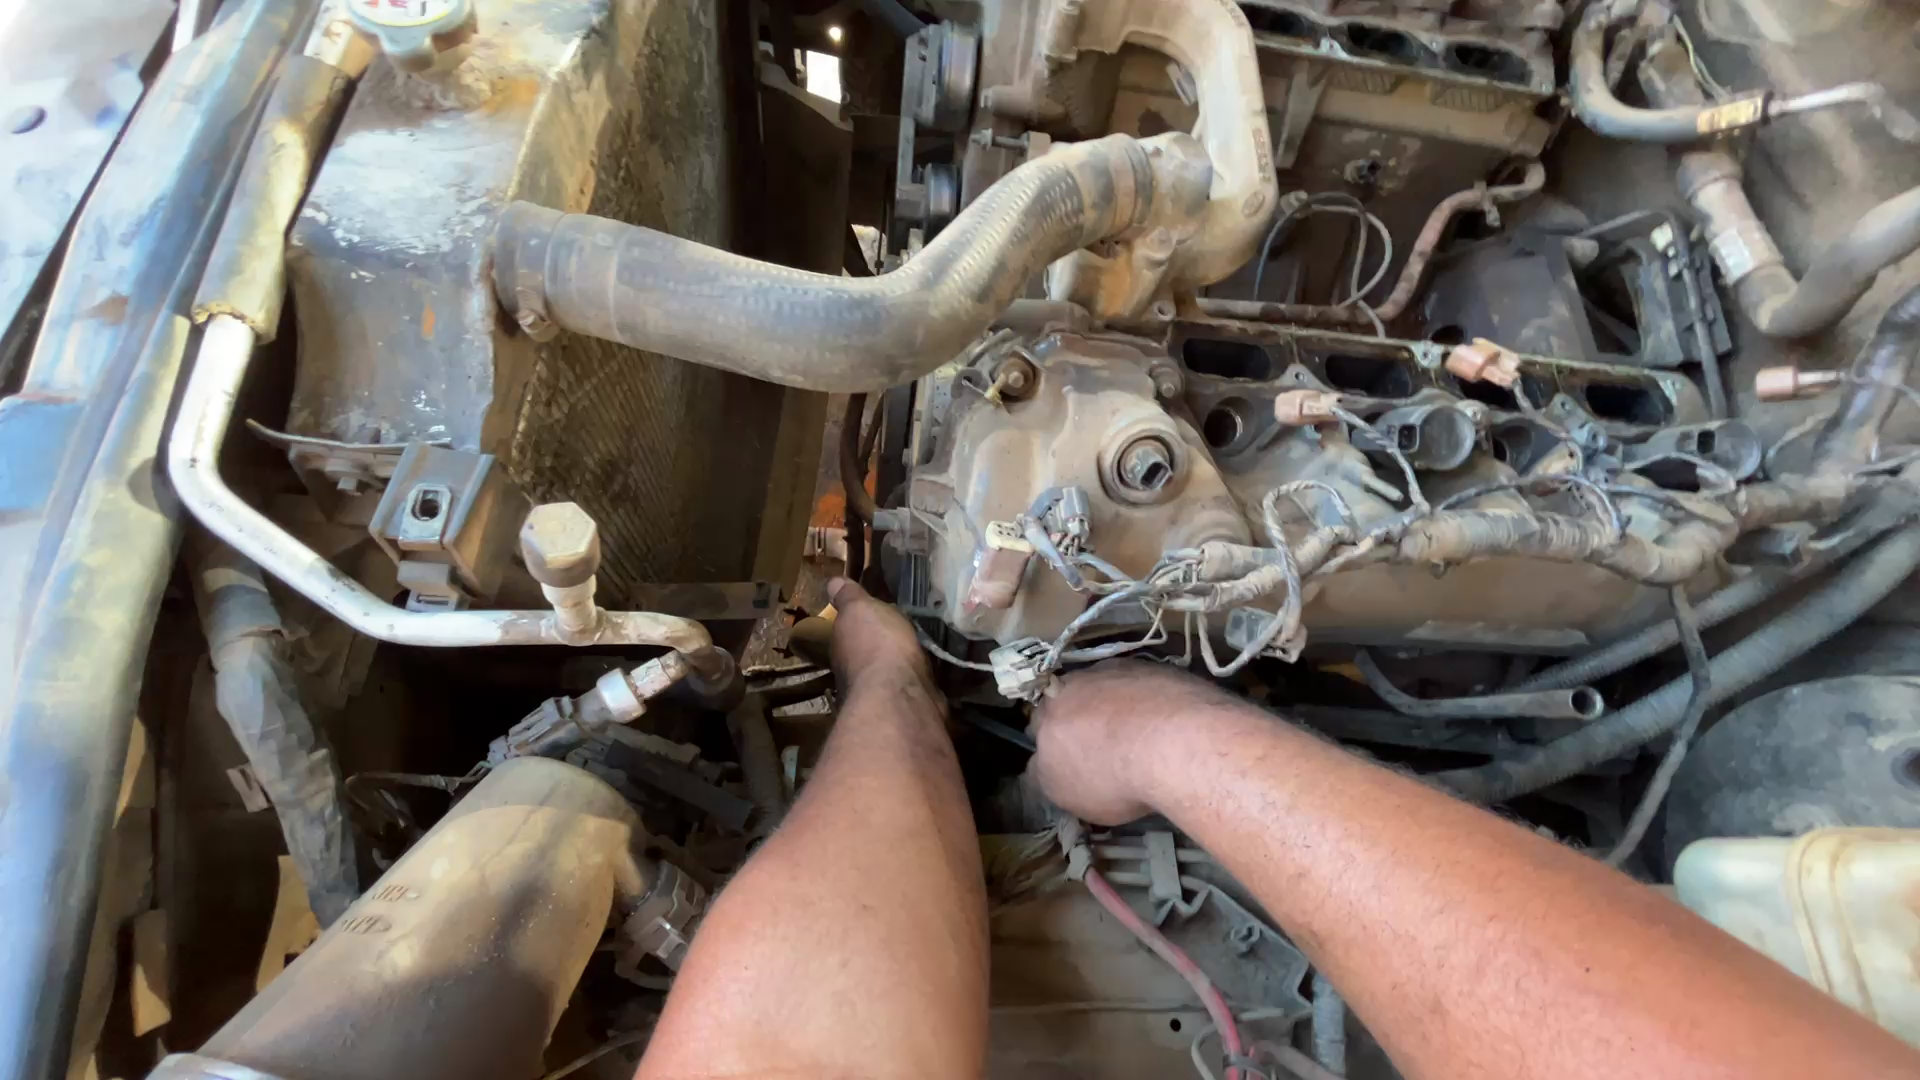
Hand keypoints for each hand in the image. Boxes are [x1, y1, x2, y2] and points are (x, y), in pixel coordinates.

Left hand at [826, 578, 930, 695]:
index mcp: (844, 645)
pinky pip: (916, 684)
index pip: (849, 631)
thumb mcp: (859, 608)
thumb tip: (831, 582)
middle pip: (871, 652)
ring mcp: (884, 692)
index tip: (876, 611)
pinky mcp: (910, 704)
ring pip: (894, 670)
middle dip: (885, 641)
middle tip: (906, 624)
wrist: (900, 693)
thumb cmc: (876, 643)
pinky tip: (936, 668)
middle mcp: (857, 671)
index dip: (861, 621)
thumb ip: (849, 597)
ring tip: (926, 643)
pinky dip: (923, 677)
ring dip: (905, 660)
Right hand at [1028, 661, 1241, 824]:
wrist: (1177, 742)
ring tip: (1142, 738)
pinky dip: (1151, 703)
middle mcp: (1081, 681)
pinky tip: (1168, 728)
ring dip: (1118, 707)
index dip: (1051, 741)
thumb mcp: (1062, 790)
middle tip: (1104, 747)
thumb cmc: (1110, 773)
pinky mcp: (1160, 669)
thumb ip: (1043, 775)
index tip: (1067, 759)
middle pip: (1074, 698)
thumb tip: (1038, 766)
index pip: (1039, 722)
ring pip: (1111, 688)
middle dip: (1083, 718)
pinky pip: (1147, 687)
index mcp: (1051, 709)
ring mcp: (1122, 671)